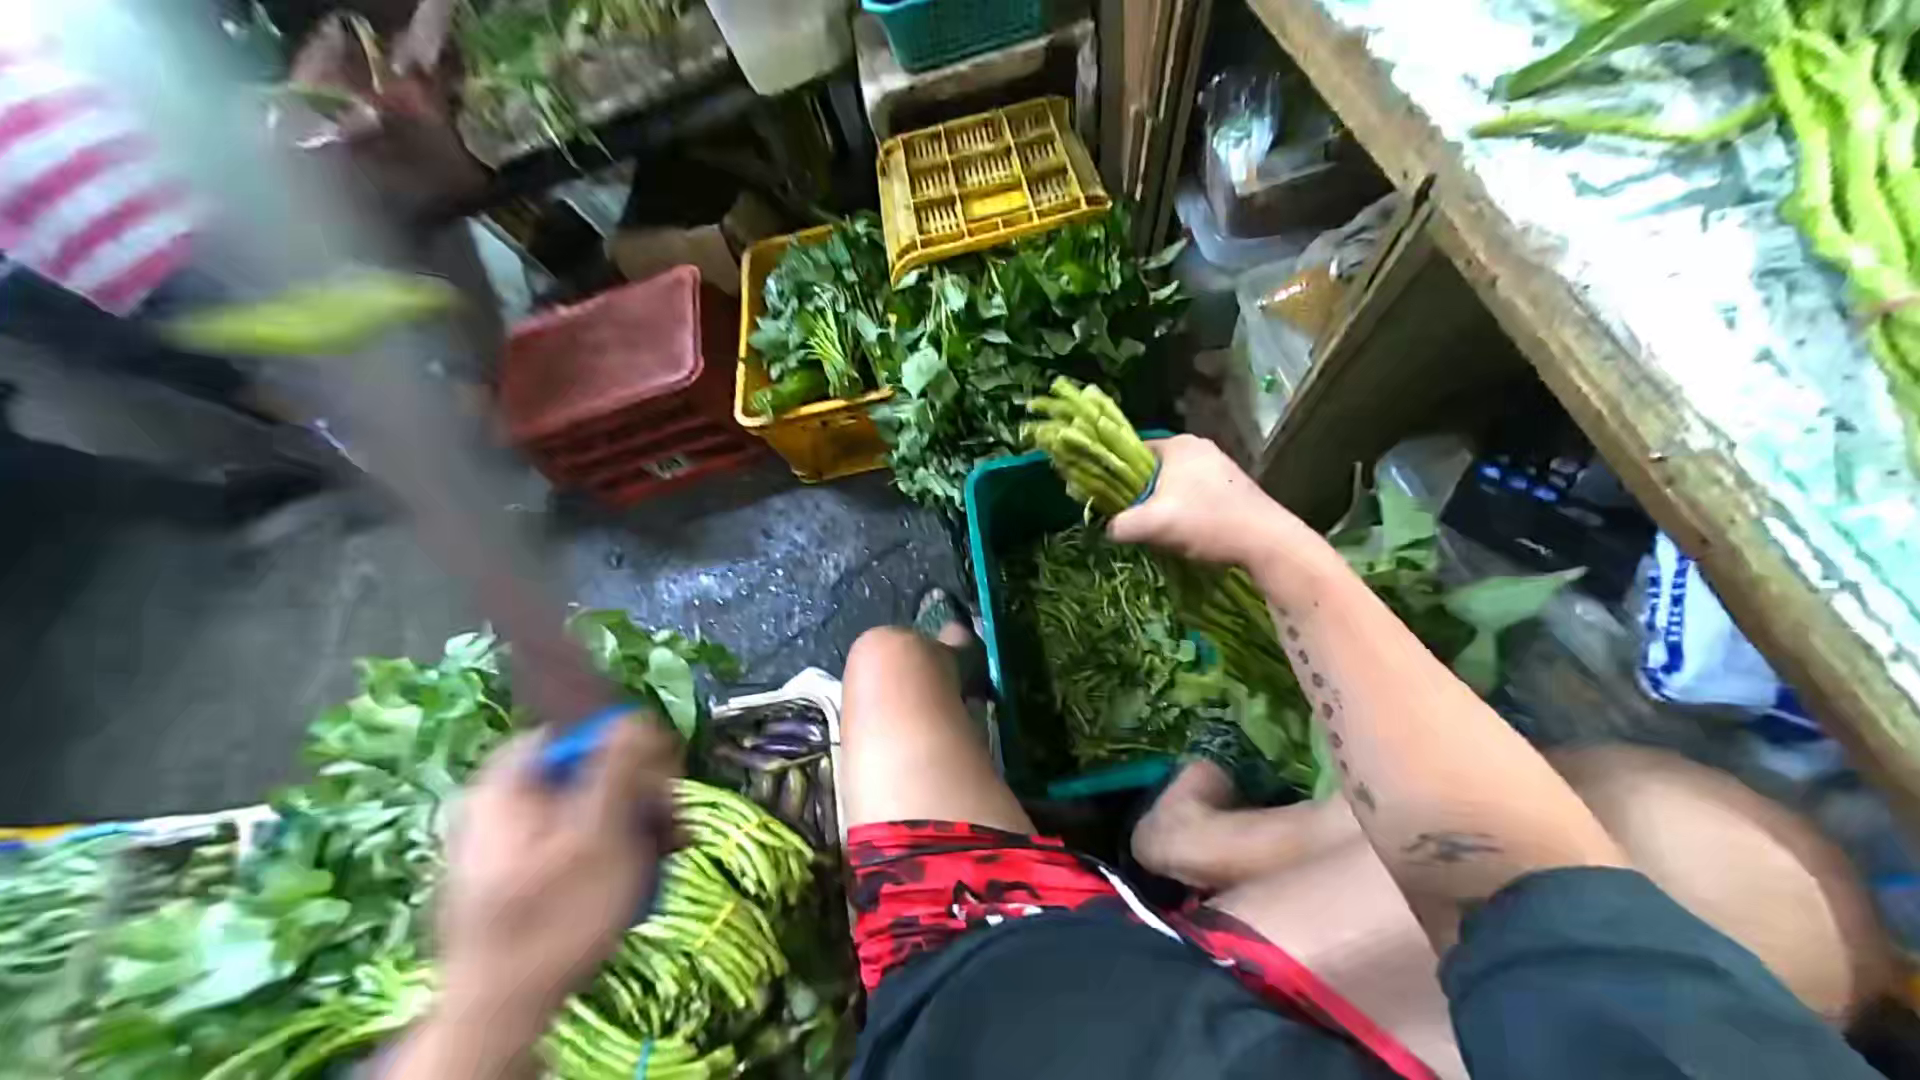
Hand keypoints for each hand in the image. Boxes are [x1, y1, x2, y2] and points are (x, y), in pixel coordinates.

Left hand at [435, 719, 675, 1047]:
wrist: (500, 1017)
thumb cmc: (555, 917)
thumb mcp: (599, 834)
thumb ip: (617, 769)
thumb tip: (636, 715)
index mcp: (506, 785)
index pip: (573, 733)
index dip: (622, 743)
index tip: (661, 771)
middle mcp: (500, 805)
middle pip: (584, 772)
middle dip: (639, 792)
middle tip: (674, 817)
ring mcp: (507, 843)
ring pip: (586, 808)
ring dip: (636, 822)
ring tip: (672, 846)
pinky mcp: (519, 874)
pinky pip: (575, 841)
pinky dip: (612, 847)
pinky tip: (644, 868)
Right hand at [1109, 435, 1321, 569]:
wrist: (1266, 542)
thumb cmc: (1206, 522)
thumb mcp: (1152, 524)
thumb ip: (1120, 524)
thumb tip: (1106, 529)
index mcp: (1178, 445)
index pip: (1132, 452)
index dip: (1117, 475)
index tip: (1110, 500)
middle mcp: (1199, 448)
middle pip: (1154, 470)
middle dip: (1141, 494)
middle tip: (1131, 519)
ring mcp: (1219, 466)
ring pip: (1175, 484)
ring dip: (1163, 505)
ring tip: (1157, 529)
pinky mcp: (1232, 487)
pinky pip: (1195, 494)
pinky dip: (1184, 510)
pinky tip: (1185, 532)